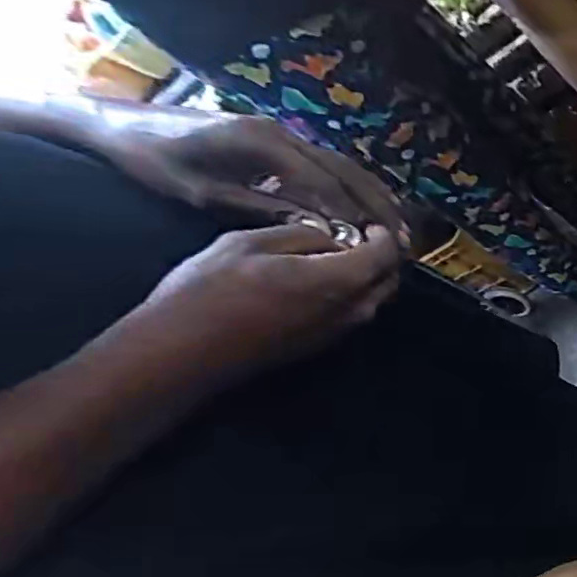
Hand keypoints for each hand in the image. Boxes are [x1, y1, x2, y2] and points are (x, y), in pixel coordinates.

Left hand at [95, 115, 414, 244]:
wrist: (115, 123)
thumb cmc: (154, 162)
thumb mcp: (203, 193)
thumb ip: (263, 207)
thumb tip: (318, 228)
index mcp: (261, 144)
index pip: (324, 183)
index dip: (353, 214)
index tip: (377, 243)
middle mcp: (281, 134)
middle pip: (346, 171)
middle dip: (378, 206)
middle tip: (404, 239)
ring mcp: (283, 133)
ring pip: (345, 165)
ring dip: (376, 196)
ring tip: (399, 226)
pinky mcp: (280, 139)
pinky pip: (331, 163)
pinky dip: (358, 187)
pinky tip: (373, 206)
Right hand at [123, 223, 404, 389]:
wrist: (187, 351)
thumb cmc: (211, 291)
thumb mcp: (249, 244)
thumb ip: (301, 237)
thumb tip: (330, 238)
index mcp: (341, 280)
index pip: (386, 255)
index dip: (384, 237)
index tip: (370, 225)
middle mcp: (354, 309)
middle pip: (389, 280)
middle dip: (383, 257)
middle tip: (360, 238)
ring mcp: (342, 330)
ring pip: (375, 298)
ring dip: (369, 276)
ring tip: (341, 255)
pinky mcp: (326, 343)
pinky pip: (356, 312)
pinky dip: (354, 293)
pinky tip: (325, 279)